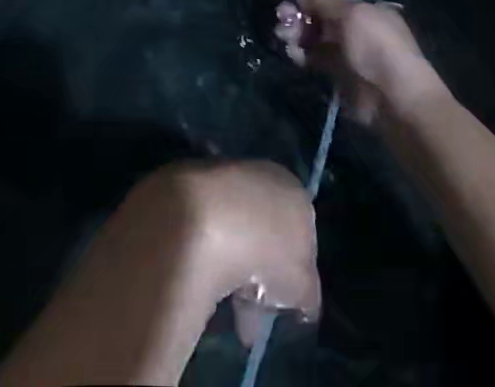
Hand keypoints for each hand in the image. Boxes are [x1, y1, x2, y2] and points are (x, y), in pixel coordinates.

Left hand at [140, 160, 320, 340]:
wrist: (201, 216)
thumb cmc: (264, 248)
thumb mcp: (301, 285)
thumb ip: (307, 293)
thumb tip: (305, 302)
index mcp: (294, 190)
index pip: (301, 233)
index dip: (294, 271)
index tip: (283, 303)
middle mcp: (261, 175)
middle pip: (264, 231)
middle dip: (259, 275)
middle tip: (249, 318)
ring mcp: (221, 176)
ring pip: (232, 230)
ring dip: (230, 267)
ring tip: (221, 308)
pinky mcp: (186, 185)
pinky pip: (202, 228)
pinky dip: (203, 254)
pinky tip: (199, 280)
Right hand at [275, 0, 449, 124]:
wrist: (392, 96)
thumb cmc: (376, 45)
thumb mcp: (352, 13)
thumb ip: (324, 0)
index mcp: (365, 10)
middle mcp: (355, 29)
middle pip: (320, 17)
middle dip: (299, 14)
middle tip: (282, 16)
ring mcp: (346, 53)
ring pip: (314, 38)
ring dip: (296, 33)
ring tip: (284, 35)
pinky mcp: (336, 75)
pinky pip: (314, 59)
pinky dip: (301, 54)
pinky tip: (293, 52)